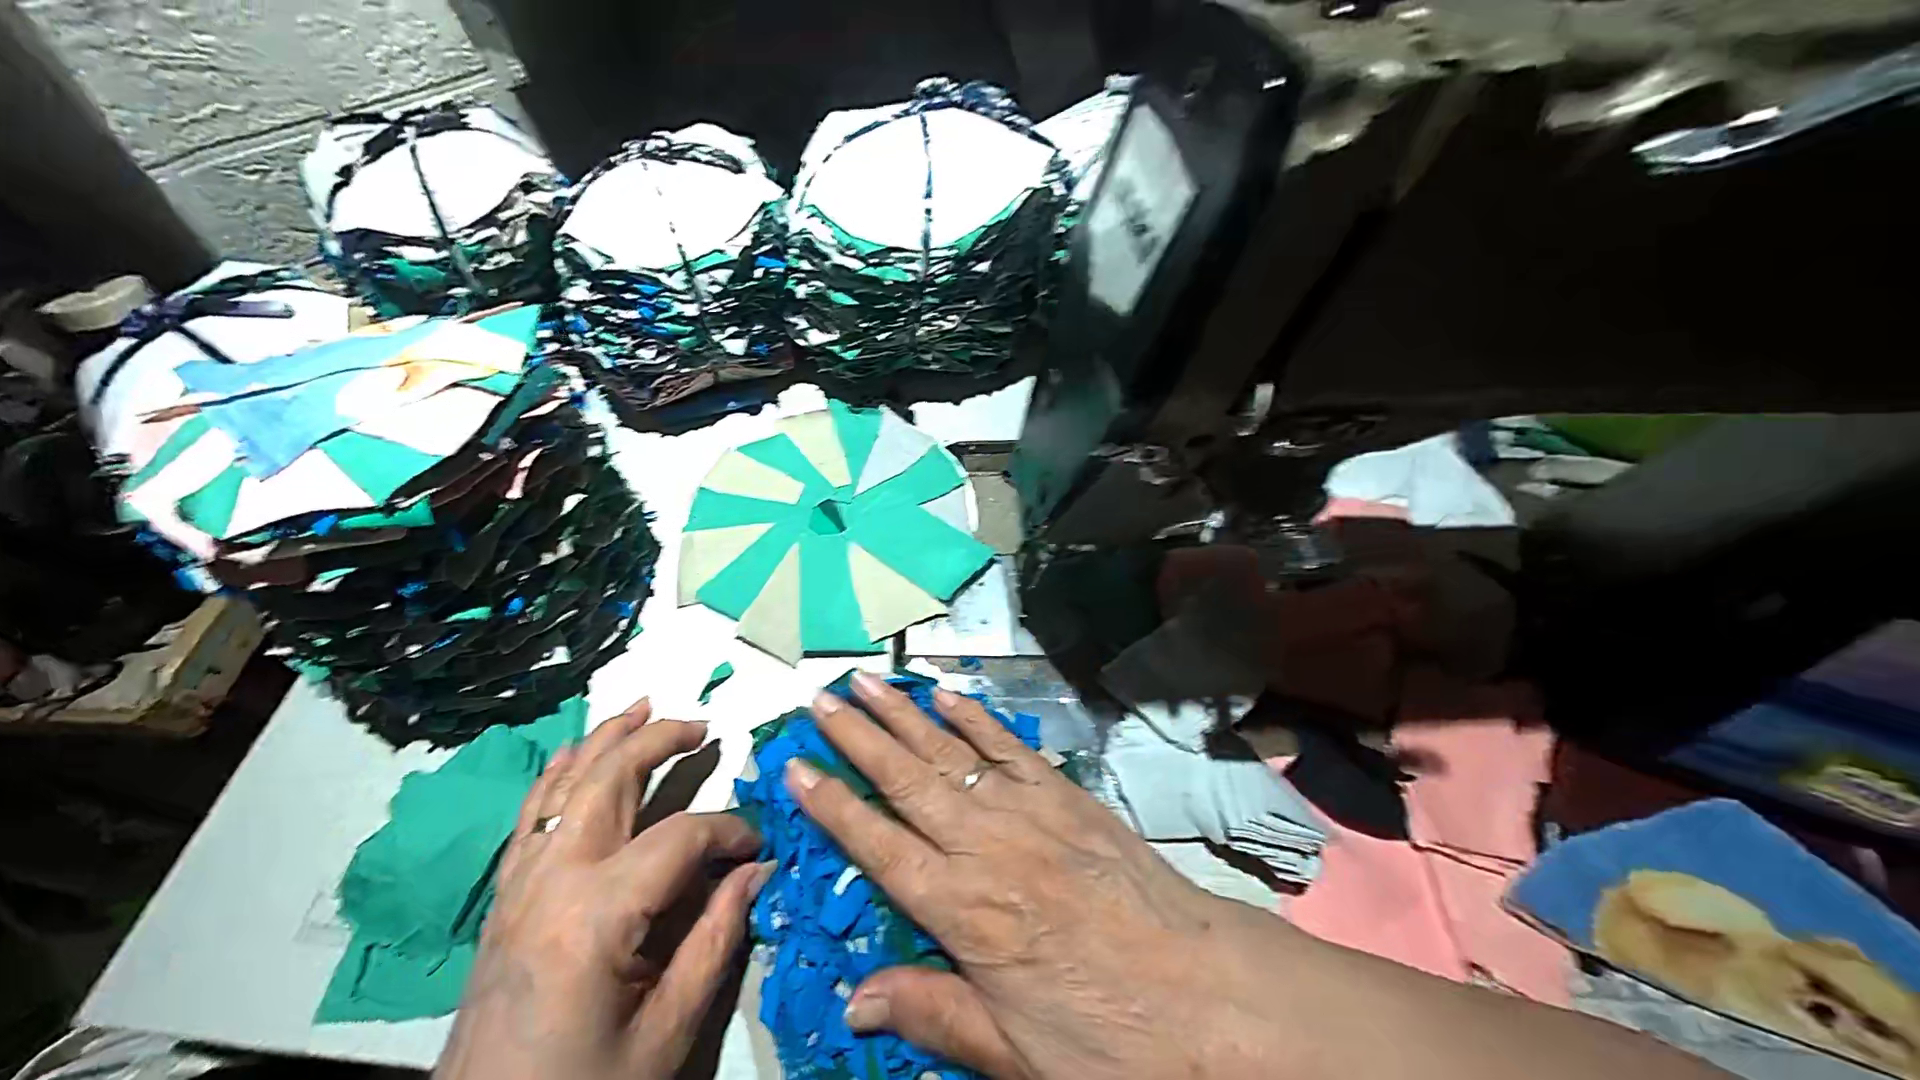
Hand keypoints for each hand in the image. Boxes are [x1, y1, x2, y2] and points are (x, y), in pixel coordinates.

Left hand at [435, 699, 768, 1079]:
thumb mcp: (668, 1031)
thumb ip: (717, 939)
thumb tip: (756, 871)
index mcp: (597, 914)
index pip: (681, 837)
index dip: (729, 832)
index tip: (758, 848)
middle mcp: (552, 882)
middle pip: (609, 782)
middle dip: (658, 742)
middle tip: (701, 725)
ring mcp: (519, 886)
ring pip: (563, 786)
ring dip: (605, 740)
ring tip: (640, 707)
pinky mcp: (504, 900)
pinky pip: (529, 818)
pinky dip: (556, 775)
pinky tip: (575, 754)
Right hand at [784, 672, 1299, 1079]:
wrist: (1205, 991)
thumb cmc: (1106, 1032)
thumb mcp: (1013, 1048)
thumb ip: (931, 1011)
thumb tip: (854, 1000)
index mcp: (962, 909)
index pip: (878, 845)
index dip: (833, 806)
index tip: (796, 768)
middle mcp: (984, 844)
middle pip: (905, 780)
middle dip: (857, 738)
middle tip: (819, 701)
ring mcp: (1027, 809)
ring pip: (948, 751)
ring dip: (902, 714)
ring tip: (866, 683)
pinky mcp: (1065, 793)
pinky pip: (1007, 746)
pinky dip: (973, 716)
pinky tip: (945, 694)